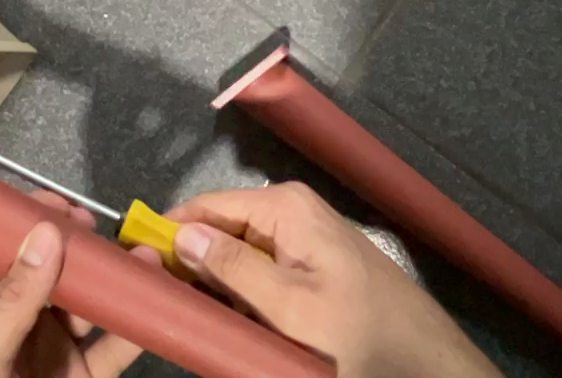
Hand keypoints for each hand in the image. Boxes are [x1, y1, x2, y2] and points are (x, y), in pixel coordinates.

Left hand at [0, 194, 157, 377]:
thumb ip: (13, 303)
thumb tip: (45, 233)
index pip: (8, 252)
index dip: (35, 223)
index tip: (66, 207)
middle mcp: (21, 323)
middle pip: (58, 271)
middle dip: (88, 250)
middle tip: (114, 235)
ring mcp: (55, 352)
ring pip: (91, 304)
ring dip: (120, 281)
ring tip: (148, 261)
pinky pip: (114, 346)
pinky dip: (137, 325)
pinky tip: (157, 306)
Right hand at [170, 182, 503, 377]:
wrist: (423, 356)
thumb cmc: (356, 330)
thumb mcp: (289, 306)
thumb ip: (233, 268)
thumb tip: (181, 236)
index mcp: (283, 206)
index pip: (209, 205)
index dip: (172, 230)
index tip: (138, 260)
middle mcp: (288, 208)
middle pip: (221, 226)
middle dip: (194, 261)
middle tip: (165, 298)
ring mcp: (299, 231)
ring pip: (237, 249)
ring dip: (217, 280)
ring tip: (195, 311)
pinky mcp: (307, 257)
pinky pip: (259, 264)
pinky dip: (241, 289)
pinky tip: (232, 317)